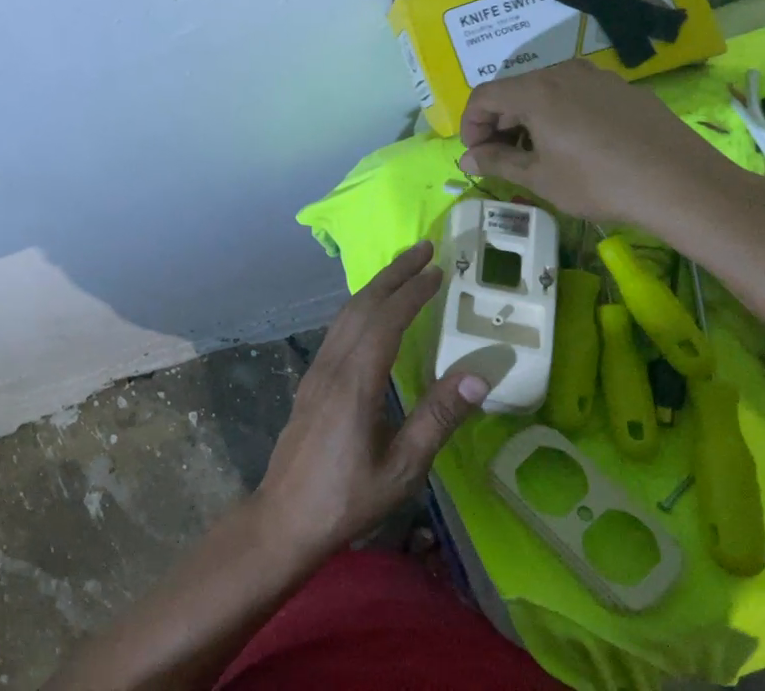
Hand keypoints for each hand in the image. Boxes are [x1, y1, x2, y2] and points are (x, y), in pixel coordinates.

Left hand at [255, 241, 488, 555]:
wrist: (285, 516)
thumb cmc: (347, 499)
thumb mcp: (402, 468)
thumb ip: (437, 419)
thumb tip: (478, 375)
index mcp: (354, 384)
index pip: (385, 321)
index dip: (412, 292)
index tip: (439, 269)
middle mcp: (330, 367)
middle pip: (360, 307)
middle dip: (392, 275)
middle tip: (423, 248)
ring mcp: (315, 373)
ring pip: (344, 316)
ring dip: (374, 288)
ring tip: (403, 271)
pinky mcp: (310, 384)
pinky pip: (336, 332)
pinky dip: (360, 310)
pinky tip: (373, 315)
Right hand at [458, 60, 742, 225]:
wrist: (681, 184)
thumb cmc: (598, 182)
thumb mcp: (539, 177)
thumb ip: (497, 162)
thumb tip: (468, 158)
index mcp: (536, 91)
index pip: (484, 96)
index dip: (471, 124)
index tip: (476, 154)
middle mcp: (564, 73)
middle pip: (515, 90)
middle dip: (500, 122)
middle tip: (502, 157)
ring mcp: (599, 78)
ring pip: (548, 91)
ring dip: (531, 119)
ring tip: (539, 154)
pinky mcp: (626, 90)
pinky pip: (579, 95)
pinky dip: (563, 115)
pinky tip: (578, 148)